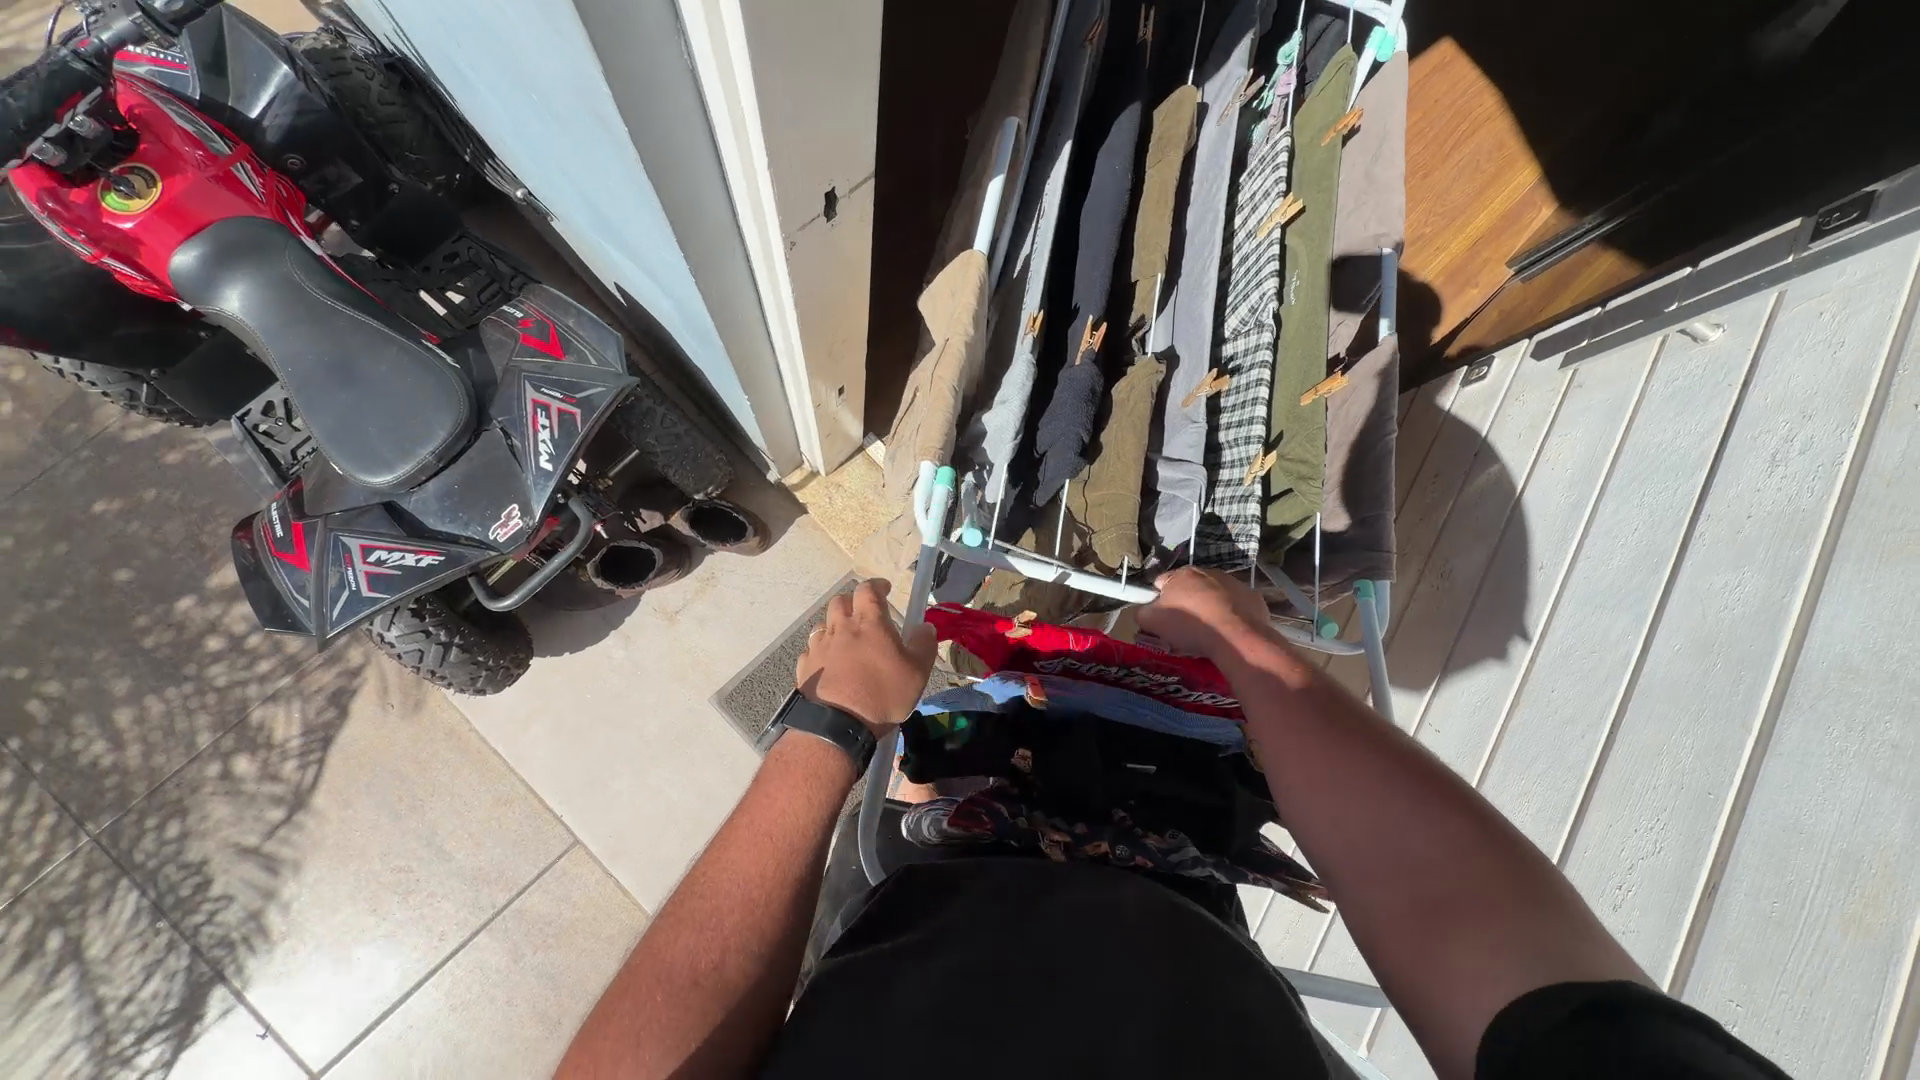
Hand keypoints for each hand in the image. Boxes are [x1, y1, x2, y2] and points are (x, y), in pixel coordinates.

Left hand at [794, 579, 936, 735]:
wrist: (837, 724)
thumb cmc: (882, 694)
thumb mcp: (917, 672)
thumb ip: (924, 645)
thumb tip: (925, 626)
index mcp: (869, 623)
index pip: (868, 589)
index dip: (876, 585)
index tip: (884, 589)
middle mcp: (841, 628)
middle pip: (840, 601)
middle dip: (852, 602)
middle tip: (863, 614)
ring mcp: (819, 647)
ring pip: (824, 624)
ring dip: (835, 626)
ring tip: (846, 641)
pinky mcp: (805, 666)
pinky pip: (811, 650)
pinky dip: (821, 651)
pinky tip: (828, 664)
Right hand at [1137, 566, 1275, 661]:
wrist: (1236, 638)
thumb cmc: (1190, 626)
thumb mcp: (1152, 622)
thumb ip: (1142, 613)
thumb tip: (1144, 613)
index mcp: (1182, 573)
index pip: (1161, 582)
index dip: (1158, 600)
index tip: (1160, 618)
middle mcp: (1208, 572)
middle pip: (1190, 588)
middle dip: (1185, 603)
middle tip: (1184, 628)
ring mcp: (1234, 583)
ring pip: (1214, 595)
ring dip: (1209, 608)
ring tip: (1208, 632)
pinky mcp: (1253, 598)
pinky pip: (1237, 606)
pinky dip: (1231, 616)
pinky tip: (1229, 632)